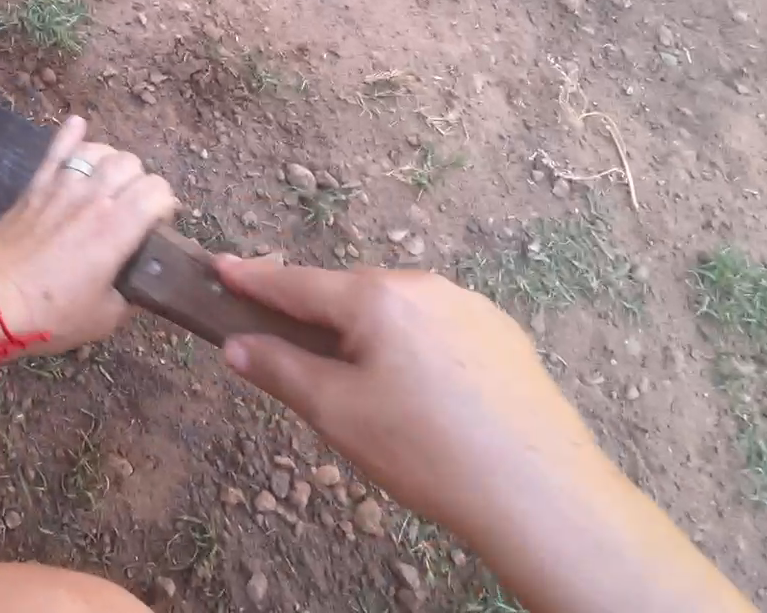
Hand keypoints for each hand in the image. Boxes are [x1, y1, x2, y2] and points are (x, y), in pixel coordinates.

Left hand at [0, 116, 175, 355]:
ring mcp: (60, 187)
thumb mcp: (105, 318)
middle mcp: (92, 198)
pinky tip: (77, 124)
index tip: (160, 223)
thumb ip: (129, 296)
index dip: (166, 204)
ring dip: (113, 162)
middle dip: (142, 182)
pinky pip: (56, 150)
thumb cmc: (48, 316)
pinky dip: (70, 134)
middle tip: (135, 208)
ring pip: (99, 151)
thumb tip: (136, 284)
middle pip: (132, 164)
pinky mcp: (34, 187)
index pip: (157, 191)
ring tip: (111, 182)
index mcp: (116, 229)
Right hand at [212, 258, 608, 546]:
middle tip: (286, 347)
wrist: (547, 499)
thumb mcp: (336, 412)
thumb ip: (279, 368)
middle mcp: (422, 284)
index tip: (219, 266)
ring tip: (359, 383)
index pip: (296, 284)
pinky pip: (431, 324)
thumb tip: (235, 344)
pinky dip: (405, 342)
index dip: (252, 278)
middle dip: (312, 315)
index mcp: (376, 296)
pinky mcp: (501, 332)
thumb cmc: (425, 451)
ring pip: (391, 308)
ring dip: (361, 331)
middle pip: (346, 294)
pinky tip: (416, 389)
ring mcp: (468, 305)